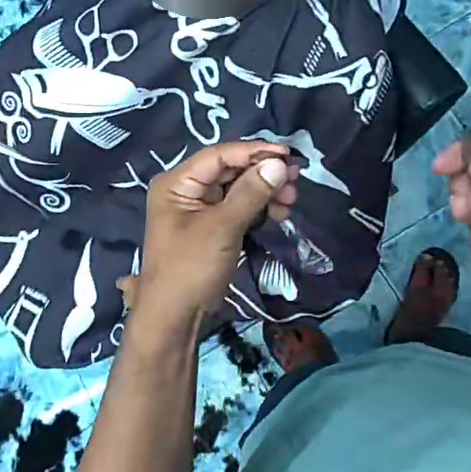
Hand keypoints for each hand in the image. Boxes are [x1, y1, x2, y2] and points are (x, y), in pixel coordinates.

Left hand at [127, 140, 297, 326]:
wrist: (174, 319)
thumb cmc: (190, 268)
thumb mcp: (222, 228)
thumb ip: (251, 193)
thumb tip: (280, 164)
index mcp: (176, 183)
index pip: (219, 155)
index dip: (253, 151)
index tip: (287, 154)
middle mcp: (185, 190)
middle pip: (230, 170)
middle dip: (263, 173)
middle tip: (296, 179)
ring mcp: (198, 210)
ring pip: (238, 189)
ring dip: (265, 191)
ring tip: (292, 199)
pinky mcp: (212, 228)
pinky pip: (239, 208)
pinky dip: (259, 208)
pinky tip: (280, 211)